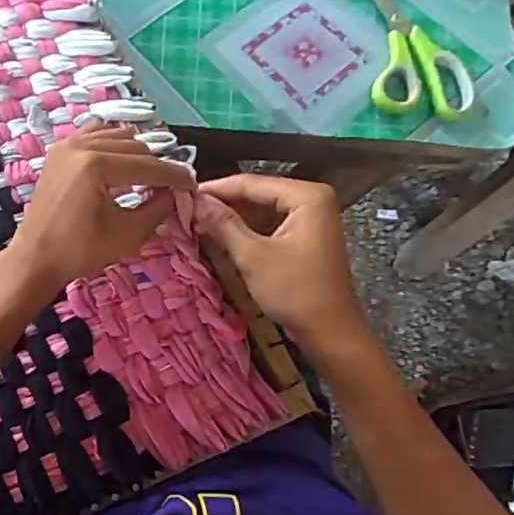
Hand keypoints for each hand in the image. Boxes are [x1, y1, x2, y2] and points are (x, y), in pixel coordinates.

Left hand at [4, 124, 195, 292]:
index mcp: (97, 165)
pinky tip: (121, 161)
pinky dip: (112, 143)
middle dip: (157, 166)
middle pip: (136, 147)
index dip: (175, 176)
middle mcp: (81, 146)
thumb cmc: (80, 251)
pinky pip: (94, 134)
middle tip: (171, 187)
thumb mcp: (127, 234)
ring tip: (149, 176)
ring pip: (117, 136)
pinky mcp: (59, 151)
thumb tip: (176, 193)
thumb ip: (157, 208)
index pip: (148, 166)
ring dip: (137, 154)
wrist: (35, 258)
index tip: (192, 185)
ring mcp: (67, 145)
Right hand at [193, 174, 369, 349]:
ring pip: (261, 210)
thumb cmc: (295, 291)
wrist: (330, 331)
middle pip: (257, 194)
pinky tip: (220, 236)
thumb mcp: (253, 256)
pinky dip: (246, 231)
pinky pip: (269, 225)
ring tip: (196, 222)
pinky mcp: (304, 236)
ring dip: (232, 218)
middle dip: (223, 204)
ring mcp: (310, 218)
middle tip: (186, 210)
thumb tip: (195, 201)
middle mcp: (311, 199)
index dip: (215, 188)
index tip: (183, 194)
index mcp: (306, 196)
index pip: (251, 183)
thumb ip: (223, 223)